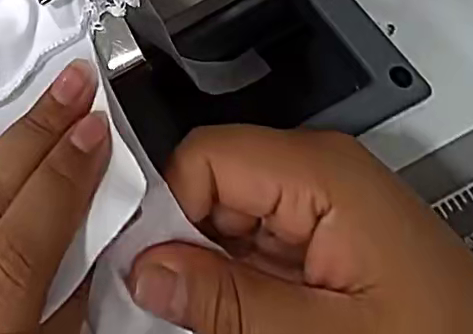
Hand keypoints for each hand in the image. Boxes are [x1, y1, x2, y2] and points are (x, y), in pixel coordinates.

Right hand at [129, 125, 472, 333]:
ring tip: (211, 319)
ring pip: (229, 217)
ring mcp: (321, 202)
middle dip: (186, 241)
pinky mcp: (326, 235)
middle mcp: (315, 170)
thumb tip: (147, 269)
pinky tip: (243, 318)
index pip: (205, 156)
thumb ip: (230, 302)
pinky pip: (256, 242)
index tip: (147, 267)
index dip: (168, 207)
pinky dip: (238, 280)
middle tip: (175, 306)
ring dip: (212, 268)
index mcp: (318, 170)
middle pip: (213, 181)